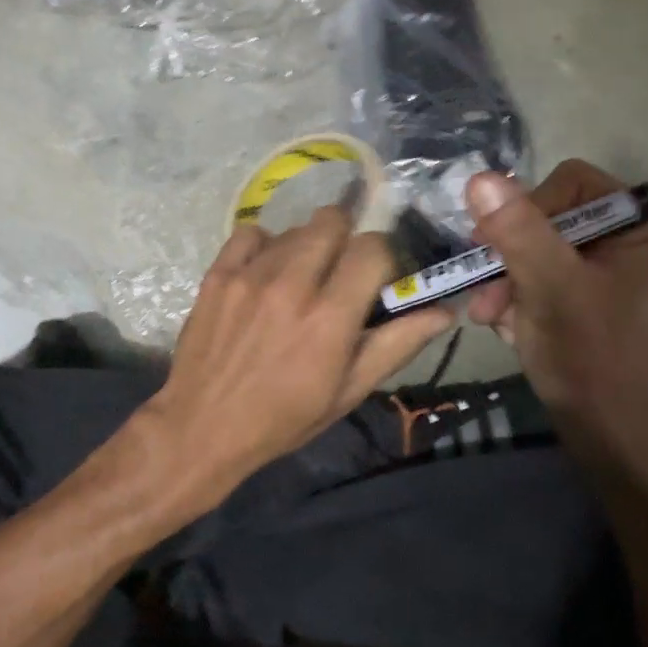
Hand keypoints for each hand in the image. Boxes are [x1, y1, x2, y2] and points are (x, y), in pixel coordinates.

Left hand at [143, 205, 453, 485]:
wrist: (203, 425)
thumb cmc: (283, 417)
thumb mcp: (348, 391)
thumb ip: (396, 344)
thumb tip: (444, 310)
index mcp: (330, 317)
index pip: (372, 247)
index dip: (382, 258)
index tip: (375, 279)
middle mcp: (291, 284)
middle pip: (332, 222)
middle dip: (345, 241)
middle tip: (338, 273)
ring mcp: (249, 275)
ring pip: (293, 229)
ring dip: (306, 247)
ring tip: (298, 281)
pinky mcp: (217, 275)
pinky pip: (249, 233)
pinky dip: (263, 246)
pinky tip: (264, 273)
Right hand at [464, 160, 647, 473]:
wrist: (604, 427)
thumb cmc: (589, 354)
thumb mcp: (550, 286)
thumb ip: (518, 230)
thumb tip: (480, 178)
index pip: (571, 185)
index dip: (526, 211)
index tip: (494, 248)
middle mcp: (636, 238)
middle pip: (549, 216)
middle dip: (511, 255)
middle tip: (485, 289)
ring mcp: (612, 268)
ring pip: (537, 246)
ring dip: (505, 279)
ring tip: (488, 314)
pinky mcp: (591, 293)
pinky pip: (540, 273)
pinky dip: (516, 296)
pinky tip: (505, 323)